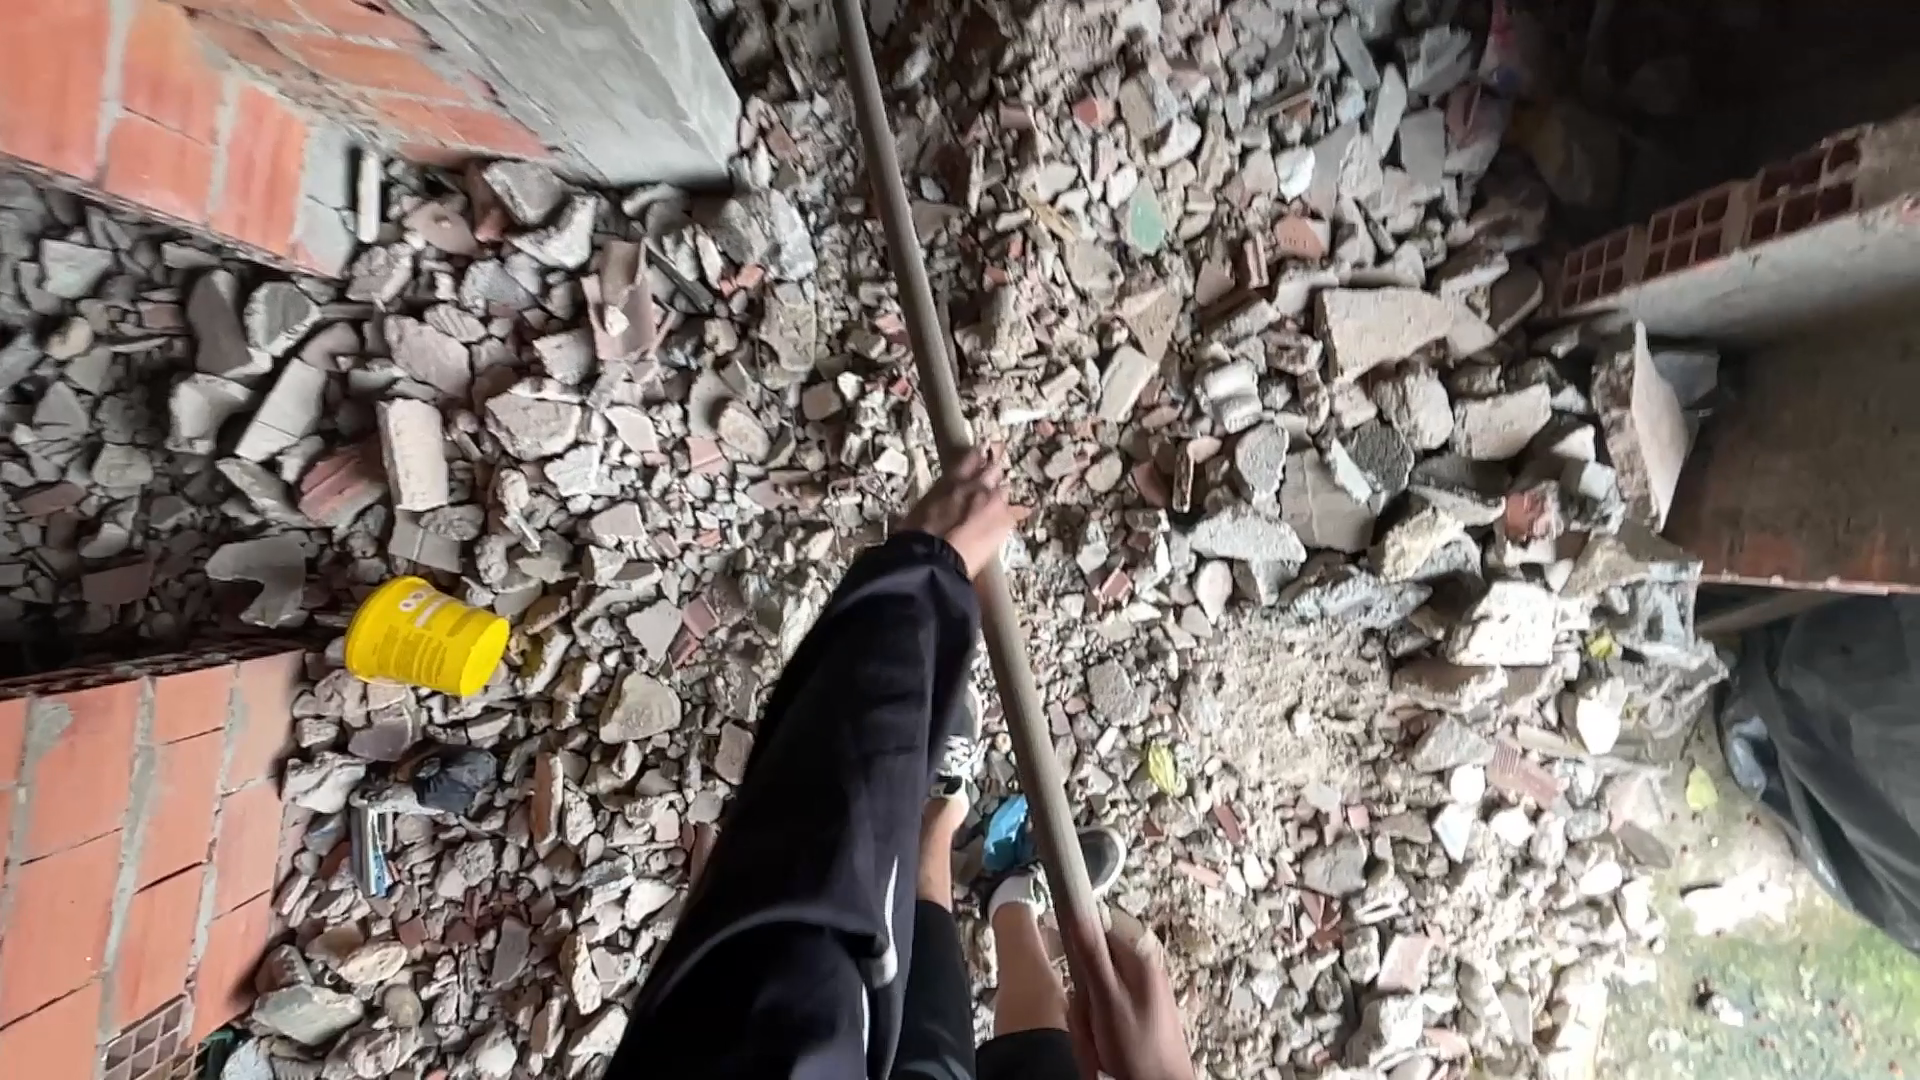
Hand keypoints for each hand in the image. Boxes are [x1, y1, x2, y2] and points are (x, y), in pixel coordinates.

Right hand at [900, 447, 1024, 578]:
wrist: (932, 557)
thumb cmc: (916, 538)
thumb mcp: (916, 514)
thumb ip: (930, 506)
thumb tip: (921, 512)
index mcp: (950, 481)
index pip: (970, 457)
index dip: (978, 455)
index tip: (982, 452)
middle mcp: (974, 485)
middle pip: (994, 468)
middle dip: (995, 470)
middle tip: (996, 472)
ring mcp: (992, 500)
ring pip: (1005, 488)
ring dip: (1001, 494)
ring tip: (1000, 503)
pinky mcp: (1004, 519)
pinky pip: (1018, 511)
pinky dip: (1018, 511)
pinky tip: (1024, 511)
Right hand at [1067, 920, 1195, 1079]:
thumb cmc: (1141, 1053)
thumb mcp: (1109, 1000)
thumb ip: (1092, 955)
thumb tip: (1078, 910)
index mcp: (1140, 961)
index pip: (1099, 930)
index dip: (1081, 950)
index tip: (1075, 973)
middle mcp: (1140, 974)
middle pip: (1093, 967)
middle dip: (1084, 997)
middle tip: (1090, 1020)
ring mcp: (1138, 997)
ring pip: (1094, 994)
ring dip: (1088, 1019)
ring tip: (1098, 1042)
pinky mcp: (1134, 1018)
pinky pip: (1103, 1013)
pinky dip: (1097, 1031)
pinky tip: (1103, 1049)